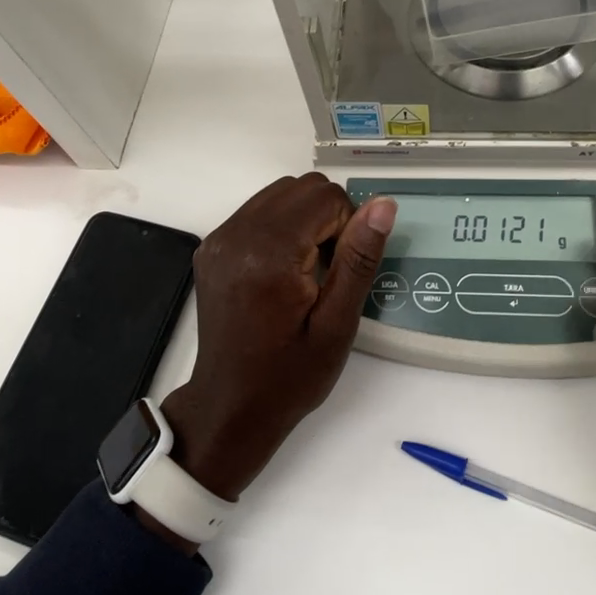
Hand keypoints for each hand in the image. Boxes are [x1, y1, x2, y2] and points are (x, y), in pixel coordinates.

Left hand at [161, 174, 394, 505]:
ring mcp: (220, 238)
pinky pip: (257, 210)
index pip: (326, 197)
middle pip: (302, 187)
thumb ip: (359, 258)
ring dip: (304, 219)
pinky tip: (283, 270)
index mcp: (269, 253)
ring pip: (280, 193)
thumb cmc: (289, 375)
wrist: (230, 406)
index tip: (340, 273)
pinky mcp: (213, 246)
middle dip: (327, 218)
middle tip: (327, 272)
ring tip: (306, 271)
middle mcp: (237, 234)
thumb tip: (383, 205)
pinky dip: (280, 227)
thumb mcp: (337, 324)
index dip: (347, 228)